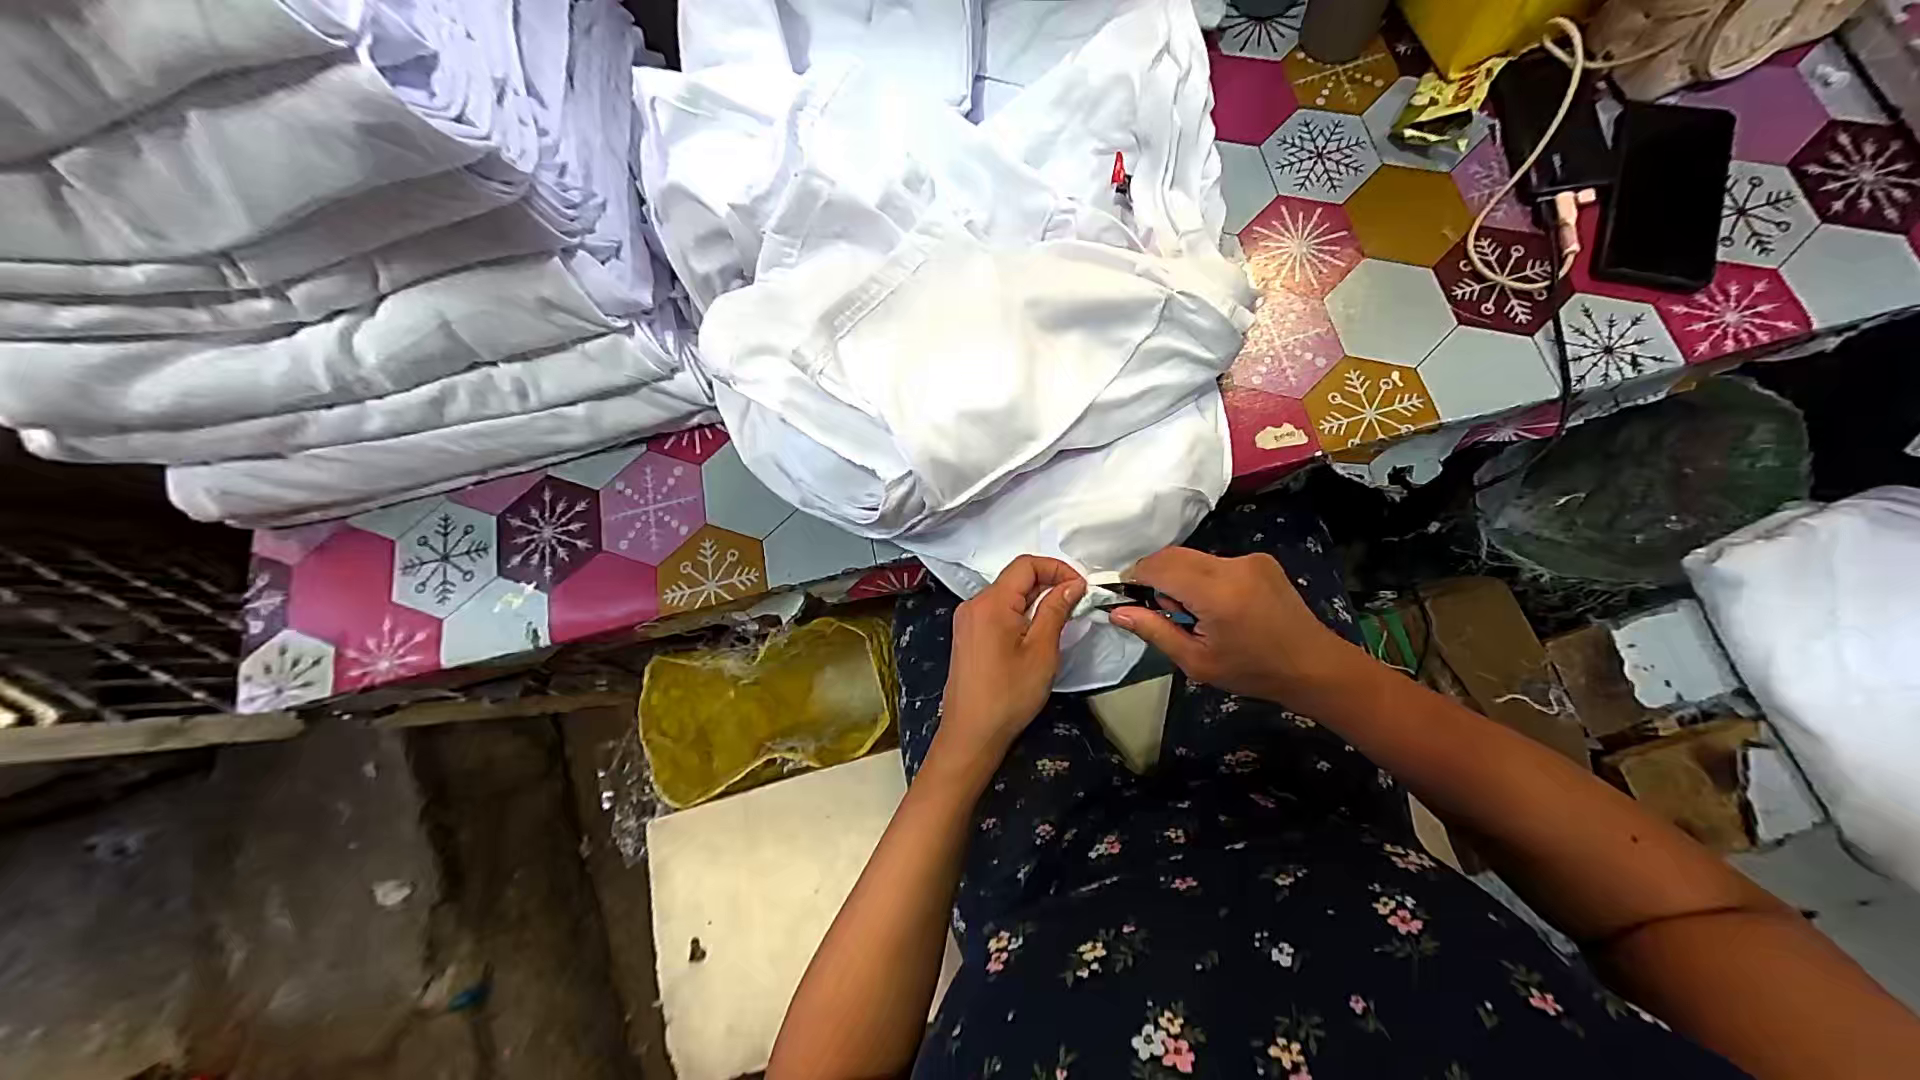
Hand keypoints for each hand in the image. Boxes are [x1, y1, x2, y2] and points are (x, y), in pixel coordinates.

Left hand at [932, 556, 1085, 775]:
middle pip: (1015, 578)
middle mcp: (973, 604)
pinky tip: (1035, 633)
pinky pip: (996, 611)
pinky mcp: (967, 635)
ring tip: (1059, 620)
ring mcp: (967, 620)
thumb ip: (1056, 610)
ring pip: (1007, 595)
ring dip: (1035, 600)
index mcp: (990, 603)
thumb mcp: (1042, 651)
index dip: (1057, 569)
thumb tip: (1072, 584)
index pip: (1026, 565)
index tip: (1080, 588)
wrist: (972, 733)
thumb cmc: (1009, 694)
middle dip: (1048, 584)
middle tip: (1076, 605)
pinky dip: (1020, 613)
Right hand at [1108, 547, 1368, 708]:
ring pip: (1191, 557)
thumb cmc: (1252, 671)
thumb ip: (1154, 631)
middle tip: (1162, 611)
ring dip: (1178, 578)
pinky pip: (1213, 561)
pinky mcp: (1259, 559)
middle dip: (1155, 576)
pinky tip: (1215, 606)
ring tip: (1192, 613)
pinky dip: (1200, 577)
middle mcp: (1233, 566)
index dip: (1134, 577)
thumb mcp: (1196, 661)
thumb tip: (1116, 611)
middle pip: (1173, 555)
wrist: (1314, 666)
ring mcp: (1249, 559)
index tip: (1124, 596)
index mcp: (1217, 594)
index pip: (1159, 567)